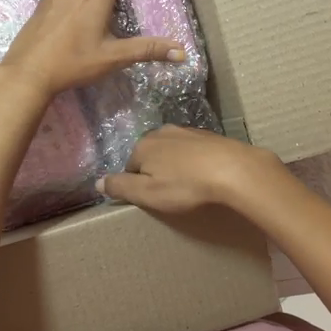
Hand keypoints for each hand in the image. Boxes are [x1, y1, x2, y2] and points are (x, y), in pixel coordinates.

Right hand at [99, 125, 285, 214]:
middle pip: (150, 157)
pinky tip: (205, 176)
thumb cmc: (186, 185)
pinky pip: (192, 151)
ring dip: (176, 167)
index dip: (138, 186)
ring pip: (172, 152)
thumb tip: (98, 182)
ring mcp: (186, 131)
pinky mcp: (209, 135)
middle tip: (171, 194)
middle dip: (156, 173)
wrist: (233, 170)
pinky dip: (194, 162)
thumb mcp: (147, 194)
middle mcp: (161, 132)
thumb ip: (120, 187)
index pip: (129, 168)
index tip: (153, 199)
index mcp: (142, 146)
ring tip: (189, 186)